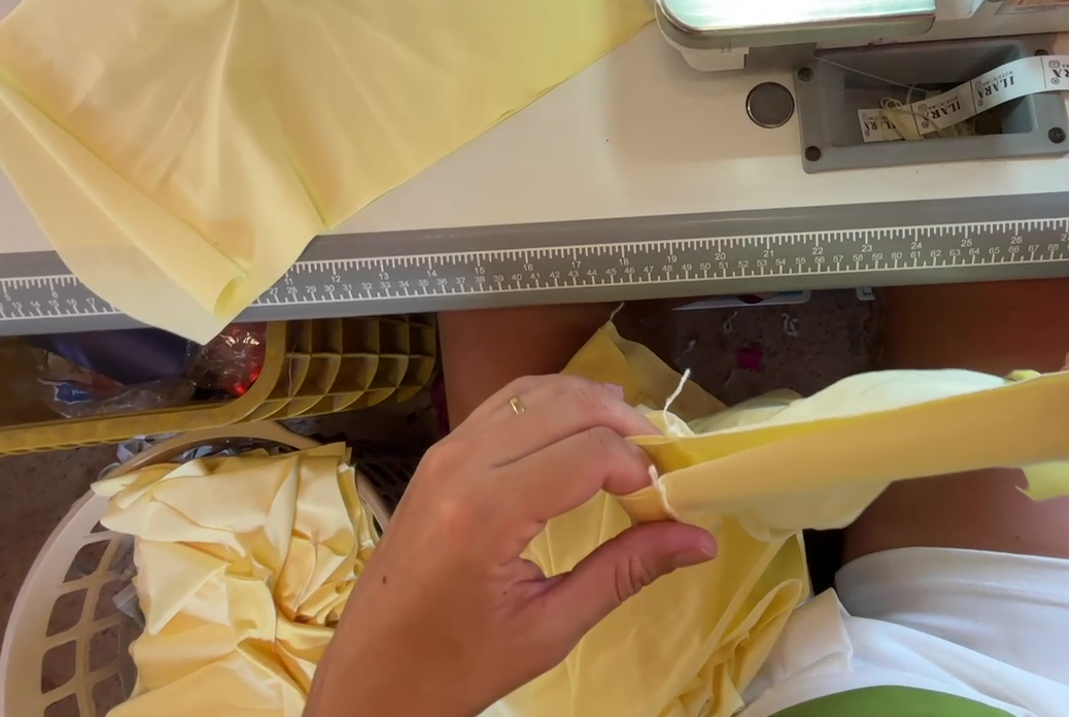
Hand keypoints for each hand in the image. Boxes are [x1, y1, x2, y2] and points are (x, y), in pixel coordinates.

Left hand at [307, 375, 716, 716]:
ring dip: (591, 403)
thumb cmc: (456, 667)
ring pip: (538, 390)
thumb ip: (626, 572)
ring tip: (629, 437)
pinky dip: (554, 400)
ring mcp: (447, 447)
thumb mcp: (549, 629)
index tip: (662, 498)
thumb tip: (701, 541)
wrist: (367, 679)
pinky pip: (508, 400)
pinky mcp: (442, 448)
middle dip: (625, 423)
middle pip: (568, 406)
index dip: (639, 466)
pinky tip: (578, 425)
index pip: (588, 453)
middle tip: (658, 459)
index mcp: (485, 513)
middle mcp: (463, 462)